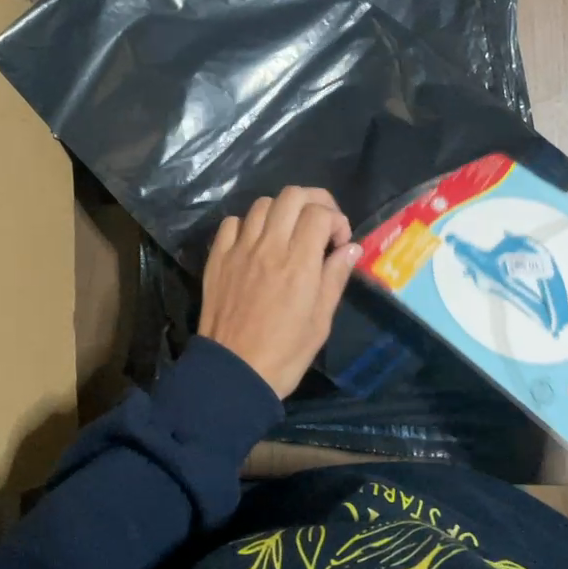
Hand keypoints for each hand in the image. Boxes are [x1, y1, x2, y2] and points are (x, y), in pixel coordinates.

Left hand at [199, 188, 360, 397]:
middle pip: (291, 195)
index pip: (319, 213)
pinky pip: (232, 223)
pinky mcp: (218, 258)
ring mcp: (240, 249)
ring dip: (282, 210)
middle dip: (313, 200)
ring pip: (262, 204)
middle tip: (321, 222)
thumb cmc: (285, 353)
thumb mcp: (321, 320)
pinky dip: (248, 224)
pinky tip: (256, 242)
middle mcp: (269, 247)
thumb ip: (335, 277)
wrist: (233, 373)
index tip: (340, 241)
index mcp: (299, 263)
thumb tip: (350, 247)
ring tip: (289, 231)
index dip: (336, 219)